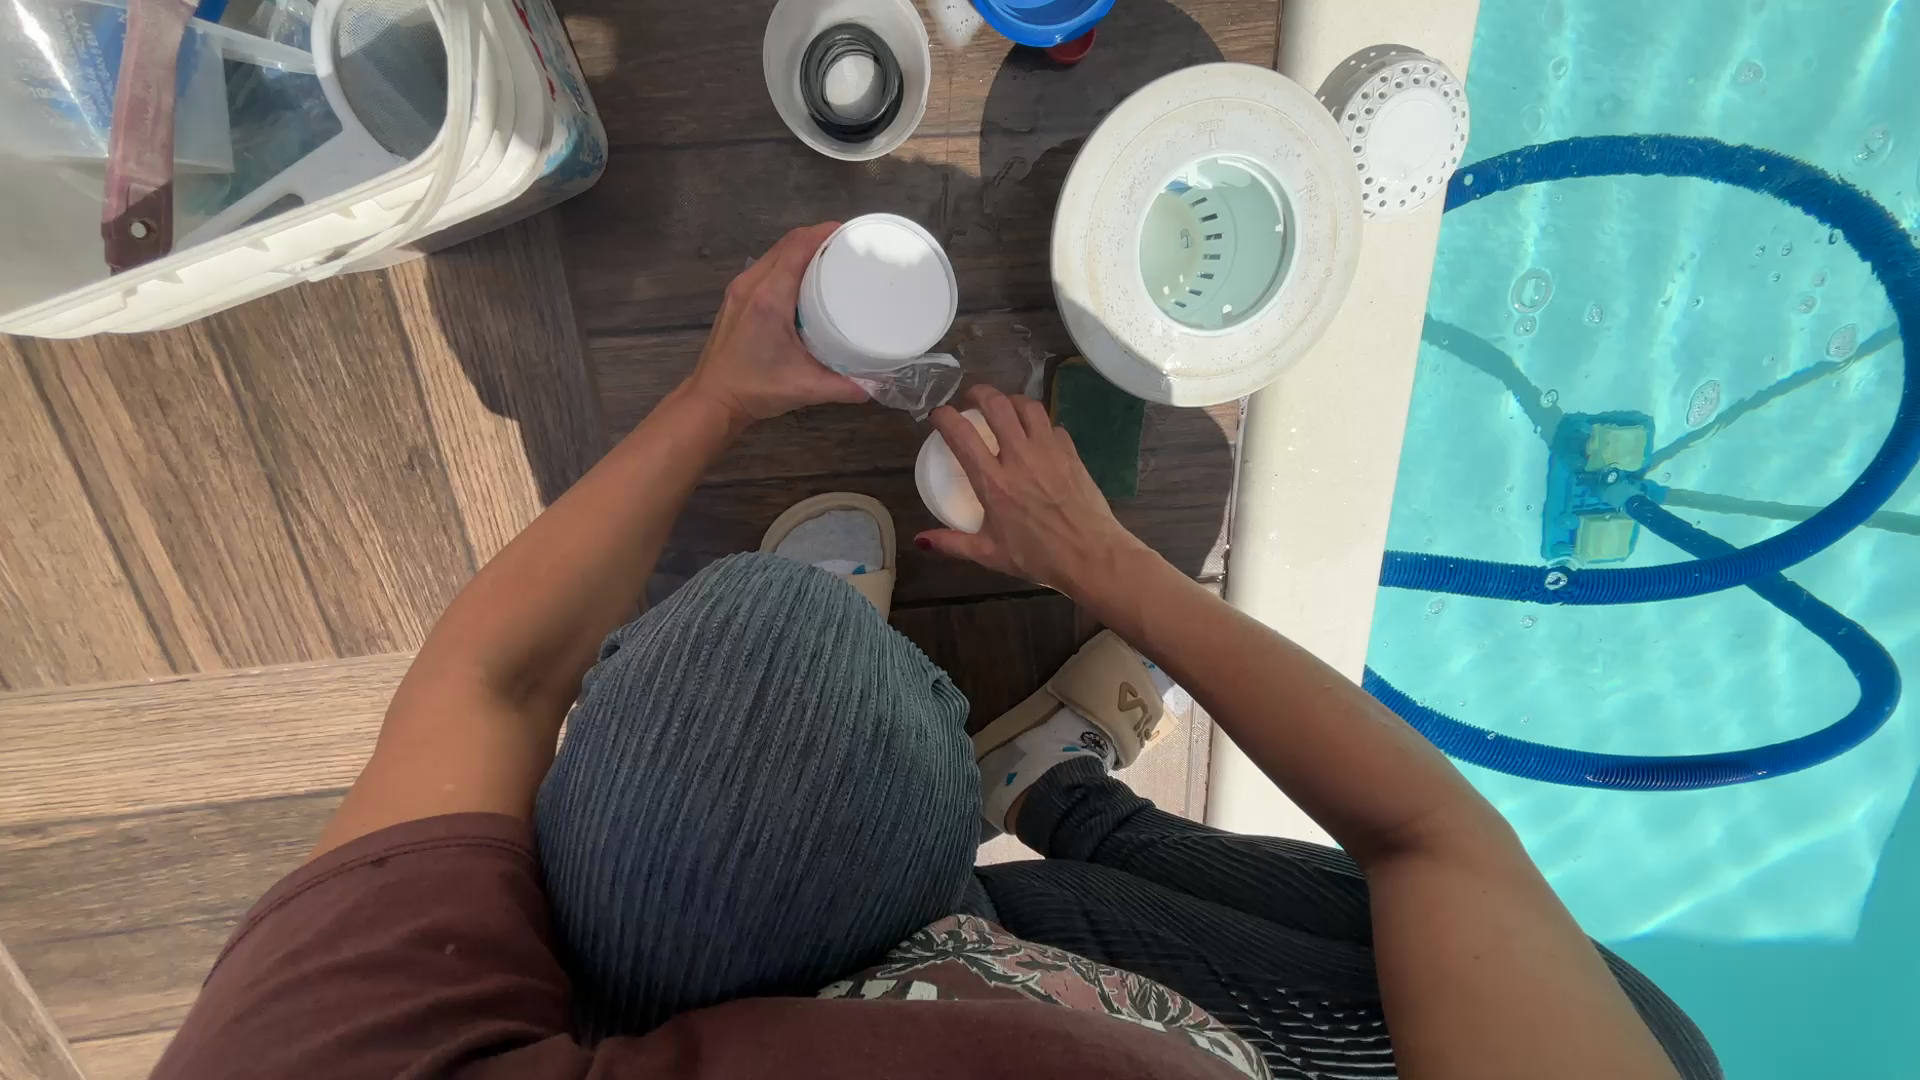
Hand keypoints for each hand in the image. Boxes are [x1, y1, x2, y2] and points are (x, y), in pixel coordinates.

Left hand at [683, 223, 869, 427]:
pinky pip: (765, 268)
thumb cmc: (756, 390)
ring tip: (830, 260)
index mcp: (770, 299)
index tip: (851, 234)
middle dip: (818, 238)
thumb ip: (844, 387)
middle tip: (848, 247)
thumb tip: (875, 386)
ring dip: (801, 249)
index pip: (798, 247)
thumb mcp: (806, 388)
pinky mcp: (736, 299)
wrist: (714, 400)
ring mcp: (740, 290)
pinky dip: (787, 264)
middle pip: (787, 244)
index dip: (825, 233)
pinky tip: (804, 280)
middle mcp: (752, 285)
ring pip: (774, 253)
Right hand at [916, 385, 1147, 595]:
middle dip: (979, 393)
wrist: (1092, 556)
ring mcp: (1049, 452)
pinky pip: (1051, 425)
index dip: (944, 417)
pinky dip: (1038, 424)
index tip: (938, 416)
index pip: (961, 435)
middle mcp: (1020, 458)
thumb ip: (952, 543)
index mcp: (994, 483)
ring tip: (1003, 409)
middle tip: (971, 399)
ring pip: (1027, 406)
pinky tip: (1035, 436)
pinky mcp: (1071, 453)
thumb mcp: (990, 555)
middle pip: (996, 405)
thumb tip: (921, 540)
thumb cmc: (1038, 558)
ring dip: (1010, 401)